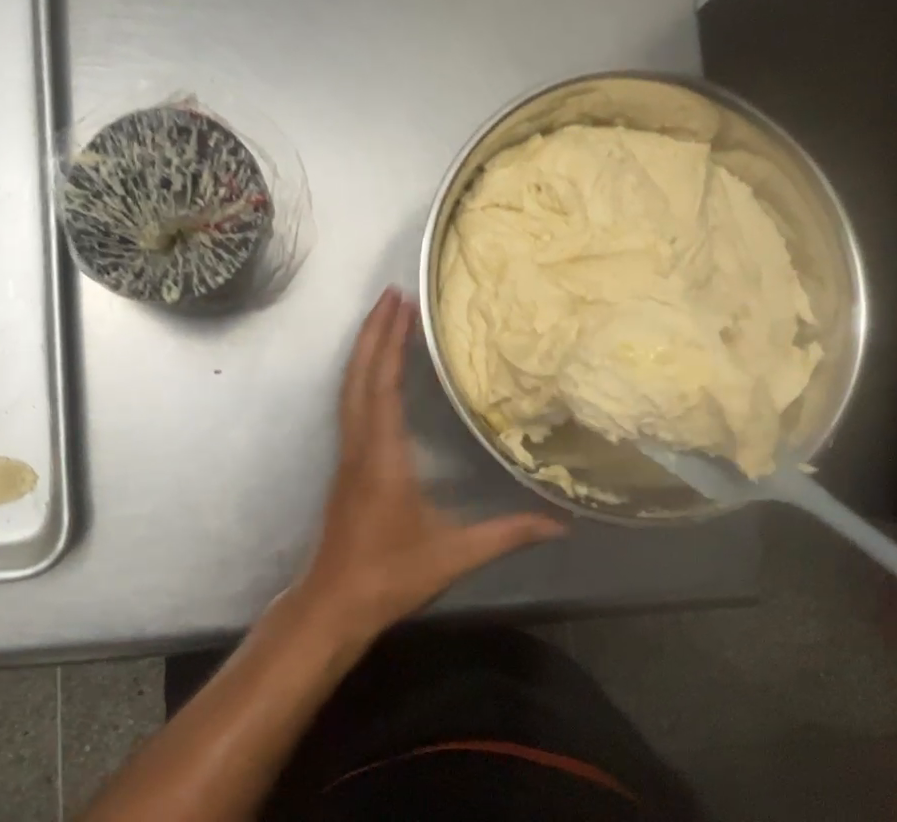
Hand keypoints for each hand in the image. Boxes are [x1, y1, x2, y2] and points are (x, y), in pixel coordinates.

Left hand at [289, 288, 565, 644]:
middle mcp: (359, 445)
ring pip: (349, 388)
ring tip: (382, 318)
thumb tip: (560, 523)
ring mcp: (347, 454)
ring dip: (365, 350)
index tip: (401, 305)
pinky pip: (349, 405)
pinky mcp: (345, 465)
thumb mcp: (454, 556)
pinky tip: (374, 371)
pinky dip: (361, 375)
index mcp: (382, 456)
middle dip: (374, 332)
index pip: (383, 386)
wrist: (335, 601)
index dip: (391, 342)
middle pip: (359, 376)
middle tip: (391, 294)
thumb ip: (507, 534)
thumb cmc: (390, 576)